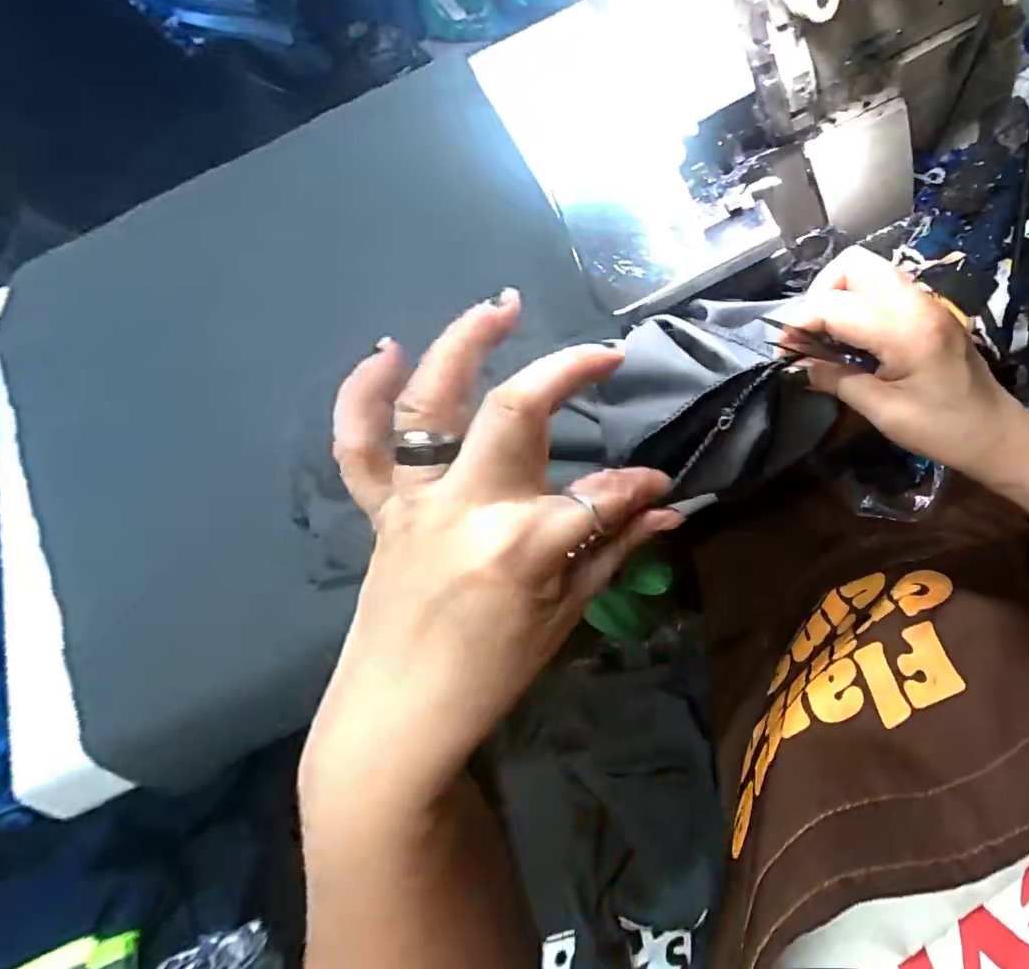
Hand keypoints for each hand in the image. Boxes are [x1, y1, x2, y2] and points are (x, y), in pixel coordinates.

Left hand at [301, 291, 681, 842]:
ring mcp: (416, 502)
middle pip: (516, 412)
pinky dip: (364, 394)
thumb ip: (615, 546)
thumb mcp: (567, 613)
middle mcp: (466, 506)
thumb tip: (667, 507)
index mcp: (522, 544)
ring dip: (464, 345)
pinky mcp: (383, 511)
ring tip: (499, 307)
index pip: (602, 494)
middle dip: (566, 371)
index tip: (661, 488)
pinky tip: (387, 353)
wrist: (393, 721)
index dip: (639, 487)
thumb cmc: (492, 674)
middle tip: (602, 352)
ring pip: (430, 404)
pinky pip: (360, 445)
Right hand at [781, 248, 1028, 481]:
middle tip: (809, 334)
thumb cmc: (944, 430)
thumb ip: (836, 380)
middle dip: (820, 293)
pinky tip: (854, 336)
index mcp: (905, 328)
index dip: (800, 323)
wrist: (997, 434)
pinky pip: (885, 287)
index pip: (834, 305)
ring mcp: (927, 301)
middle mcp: (916, 301)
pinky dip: (860, 301)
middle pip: (852, 264)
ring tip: (827, 334)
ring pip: (869, 270)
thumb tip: (797, 366)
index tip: (782, 349)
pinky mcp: (931, 309)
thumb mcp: (883, 411)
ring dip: (839, 294)